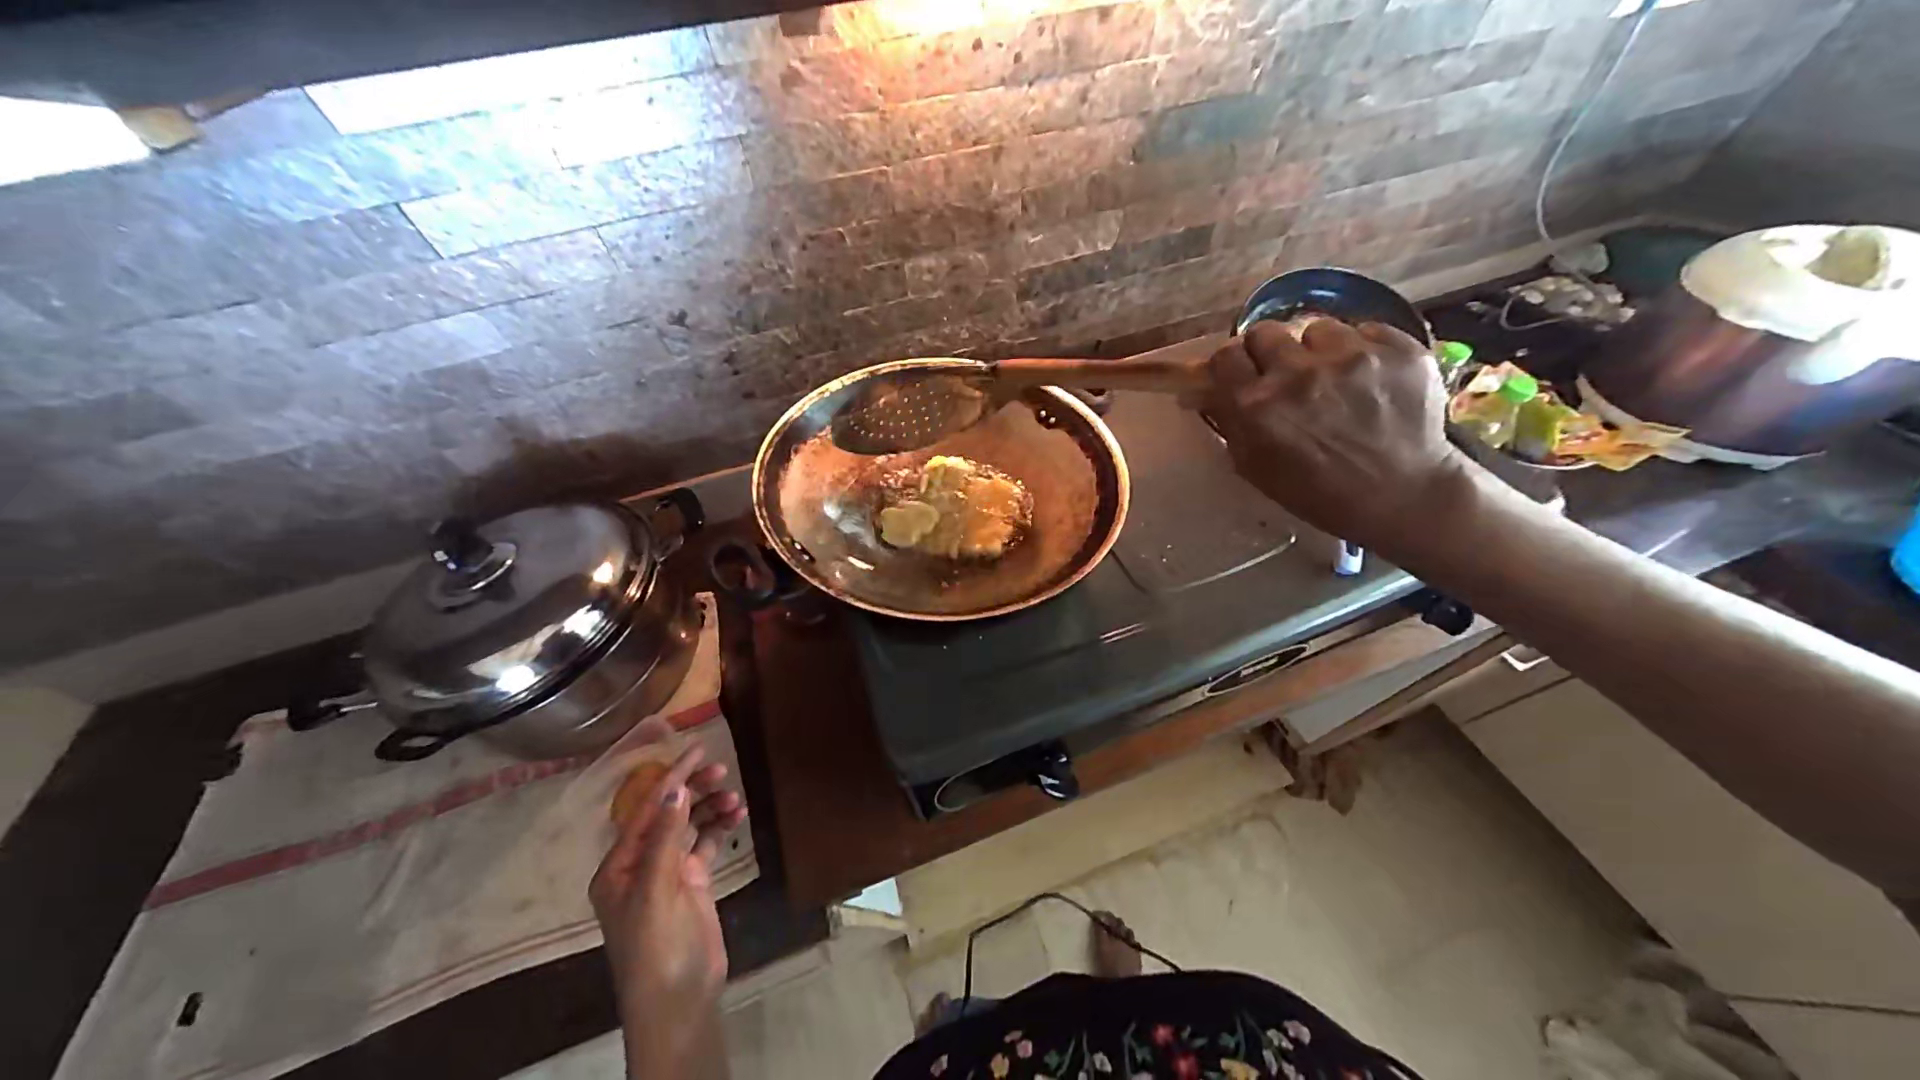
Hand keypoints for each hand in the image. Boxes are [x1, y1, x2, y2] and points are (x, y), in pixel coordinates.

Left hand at [590, 738, 746, 1076]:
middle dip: (693, 789)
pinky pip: (707, 844)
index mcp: (620, 865)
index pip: (647, 809)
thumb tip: (675, 786)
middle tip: (721, 769)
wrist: (677, 999)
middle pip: (669, 813)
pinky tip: (737, 815)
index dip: (672, 777)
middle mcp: (642, 863)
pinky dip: (721, 827)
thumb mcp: (655, 890)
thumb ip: (666, 837)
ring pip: (690, 826)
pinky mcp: (693, 883)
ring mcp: (669, 873)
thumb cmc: (655, 946)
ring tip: (735, 797)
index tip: (698, 748)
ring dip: (711, 808)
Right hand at [1203, 318, 1466, 552]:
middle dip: (1269, 352)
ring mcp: (1351, 356)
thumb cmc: (1318, 492)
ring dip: (1318, 350)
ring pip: (1317, 329)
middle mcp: (1298, 372)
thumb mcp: (1255, 467)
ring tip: (1334, 378)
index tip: (1241, 377)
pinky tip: (1370, 380)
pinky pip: (1366, 331)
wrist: (1403, 498)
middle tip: (1284, 374)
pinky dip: (1363, 351)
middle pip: (1265, 332)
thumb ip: (1227, 422)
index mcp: (1257, 405)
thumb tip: (1199, 391)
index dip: (1232, 366)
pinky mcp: (1396, 348)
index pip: (1224, 356)